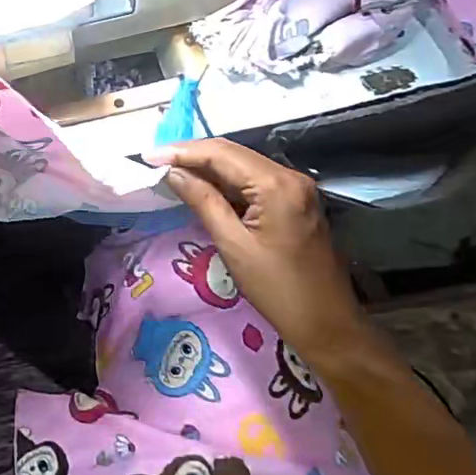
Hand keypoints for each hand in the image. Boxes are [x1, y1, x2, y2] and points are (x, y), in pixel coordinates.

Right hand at [146, 139, 373, 366]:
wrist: (327, 323)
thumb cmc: (277, 288)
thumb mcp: (232, 244)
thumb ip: (202, 201)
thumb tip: (173, 173)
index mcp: (276, 185)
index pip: (221, 153)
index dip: (182, 152)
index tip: (149, 156)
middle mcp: (289, 176)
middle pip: (232, 153)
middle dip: (192, 155)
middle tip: (154, 161)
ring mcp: (295, 187)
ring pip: (241, 165)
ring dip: (206, 166)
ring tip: (170, 170)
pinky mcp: (294, 200)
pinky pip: (252, 180)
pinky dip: (224, 181)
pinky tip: (200, 185)